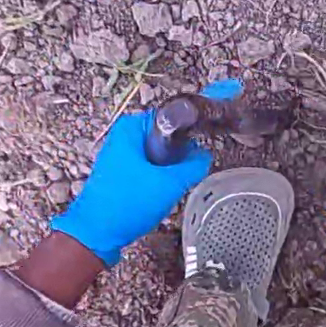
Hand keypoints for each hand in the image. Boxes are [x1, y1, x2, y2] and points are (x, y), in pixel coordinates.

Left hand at [51, 79, 241, 264]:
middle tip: (220, 136)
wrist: (95, 234)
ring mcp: (124, 152)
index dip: (204, 105)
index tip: (230, 92)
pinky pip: (156, 160)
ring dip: (180, 156)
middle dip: (192, 136)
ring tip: (199, 164)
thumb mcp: (169, 183)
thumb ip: (193, 164)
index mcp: (133, 127)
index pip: (176, 108)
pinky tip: (182, 177)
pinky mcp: (126, 169)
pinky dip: (170, 166)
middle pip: (172, 127)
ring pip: (165, 146)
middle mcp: (127, 134)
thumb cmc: (127, 204)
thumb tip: (203, 155)